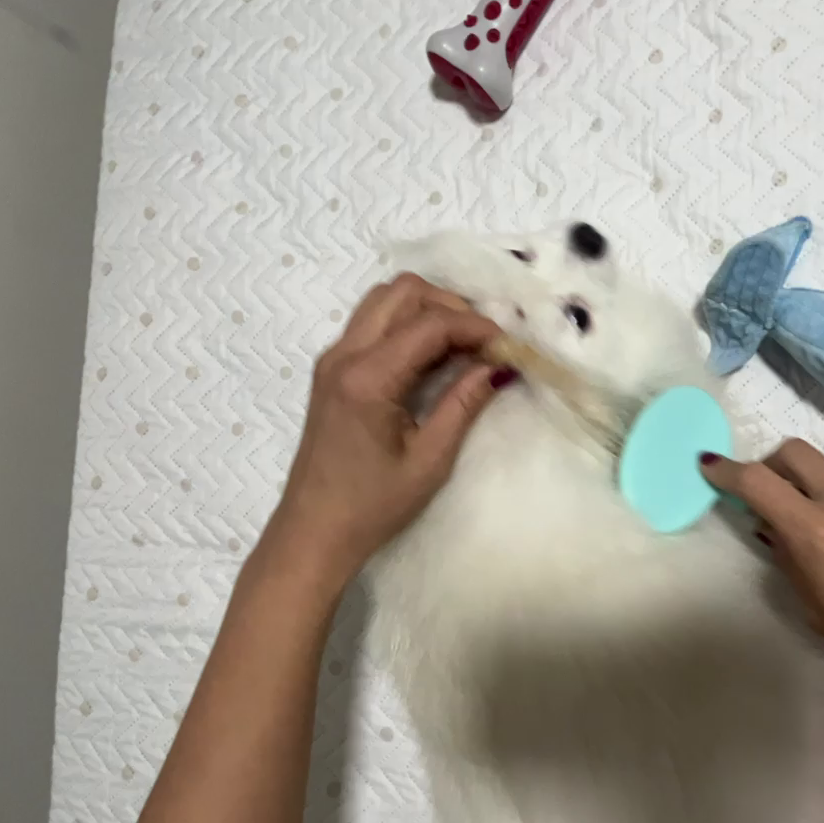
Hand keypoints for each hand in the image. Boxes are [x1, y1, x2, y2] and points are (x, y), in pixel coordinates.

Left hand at [265, 274, 512, 585]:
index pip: (430, 323)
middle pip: (403, 291)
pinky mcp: (333, 369)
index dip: (476, 326)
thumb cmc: (373, 505)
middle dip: (451, 306)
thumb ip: (464, 403)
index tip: (509, 346)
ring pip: (385, 299)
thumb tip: (501, 366)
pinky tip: (435, 356)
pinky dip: (409, 323)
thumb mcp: (430, 459)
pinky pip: (374, 321)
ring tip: (463, 346)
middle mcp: (344, 354)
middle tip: (484, 342)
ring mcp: (333, 358)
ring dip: (428, 309)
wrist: (314, 531)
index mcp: (367, 378)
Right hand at [700, 440, 823, 691]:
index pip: (758, 481)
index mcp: (816, 530)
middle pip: (794, 451)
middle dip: (769, 463)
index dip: (726, 471)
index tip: (708, 467)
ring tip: (814, 525)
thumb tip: (775, 529)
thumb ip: (790, 558)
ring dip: (809, 483)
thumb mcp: (817, 607)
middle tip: (765, 494)